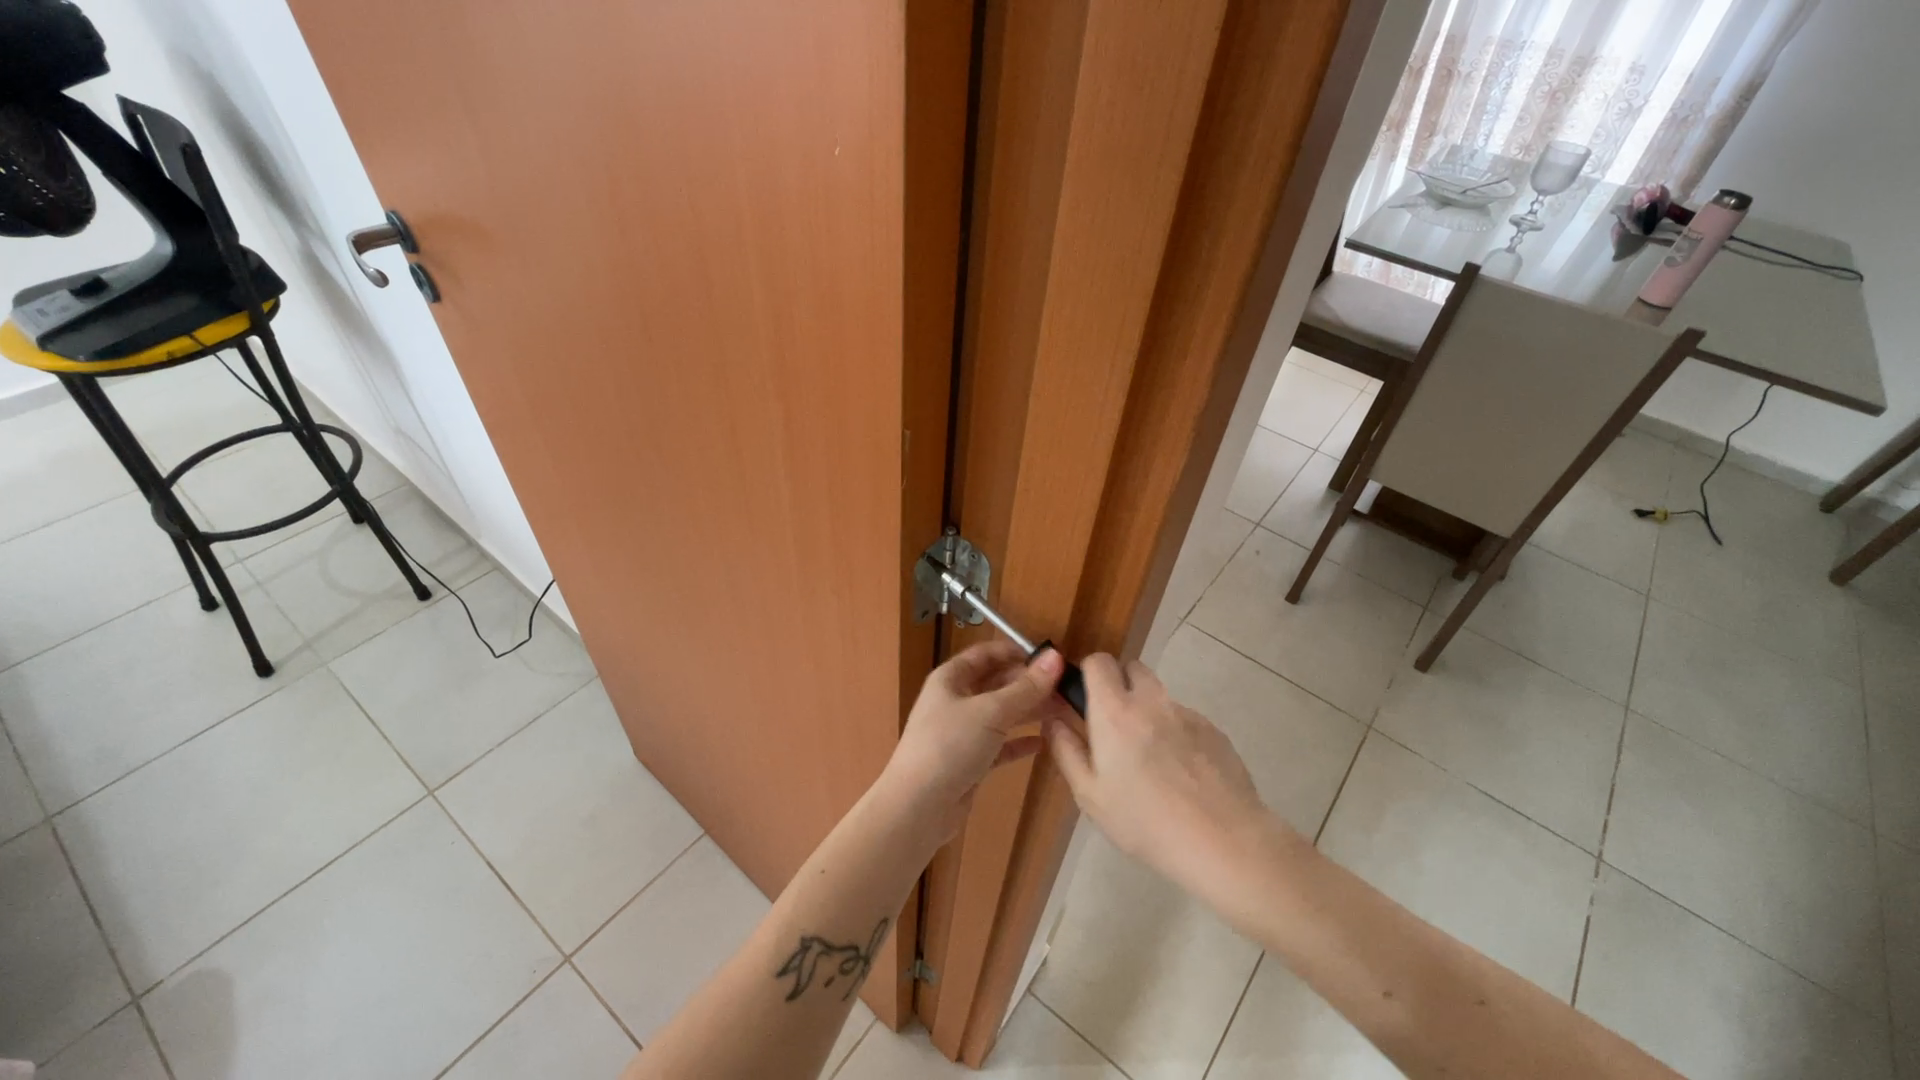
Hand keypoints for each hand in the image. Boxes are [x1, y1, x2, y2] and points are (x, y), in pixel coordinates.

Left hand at [878, 641, 1071, 839]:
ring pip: (1000, 715)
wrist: (918, 806)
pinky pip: (999, 745)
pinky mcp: (969, 761)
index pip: (985, 654)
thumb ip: (1026, 688)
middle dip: (1029, 684)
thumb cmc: (949, 746)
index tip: (1050, 657)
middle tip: (1065, 688)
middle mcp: (955, 701)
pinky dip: (1019, 743)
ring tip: (1063, 711)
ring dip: (1029, 712)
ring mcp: (961, 733)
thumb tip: (1056, 657)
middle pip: (996, 684)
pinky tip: (1043, 743)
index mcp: (951, 679)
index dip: (1015, 652)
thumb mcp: (990, 712)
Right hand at [1046, 654, 1292, 898]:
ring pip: (1161, 698)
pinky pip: (1186, 721)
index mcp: (1115, 711)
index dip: (1088, 674)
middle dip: (1120, 686)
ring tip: (1152, 763)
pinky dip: (1177, 736)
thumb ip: (1066, 749)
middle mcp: (1153, 702)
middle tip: (1115, 729)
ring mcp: (1188, 714)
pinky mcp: (1216, 732)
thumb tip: (1055, 719)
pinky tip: (1182, 777)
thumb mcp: (1089, 794)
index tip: (1084, 701)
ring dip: (1149, 714)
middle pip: (1133, 669)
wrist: (1222, 841)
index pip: (1099, 662)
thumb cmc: (1144, 821)